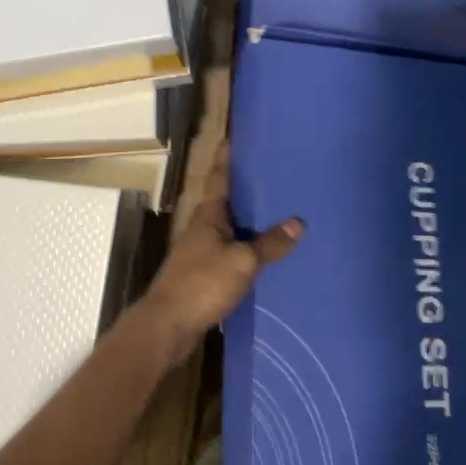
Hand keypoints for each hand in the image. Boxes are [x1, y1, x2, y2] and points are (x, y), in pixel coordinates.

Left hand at [138, 145, 301, 362]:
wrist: (167, 327)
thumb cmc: (201, 283)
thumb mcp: (242, 261)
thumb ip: (270, 244)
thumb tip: (298, 222)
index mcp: (209, 214)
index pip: (219, 176)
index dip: (226, 157)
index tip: (234, 137)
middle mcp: (202, 227)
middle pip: (227, 202)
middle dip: (246, 189)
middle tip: (273, 175)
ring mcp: (200, 252)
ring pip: (230, 229)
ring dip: (248, 222)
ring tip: (277, 213)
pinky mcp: (203, 276)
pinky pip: (230, 254)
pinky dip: (247, 250)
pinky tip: (264, 257)